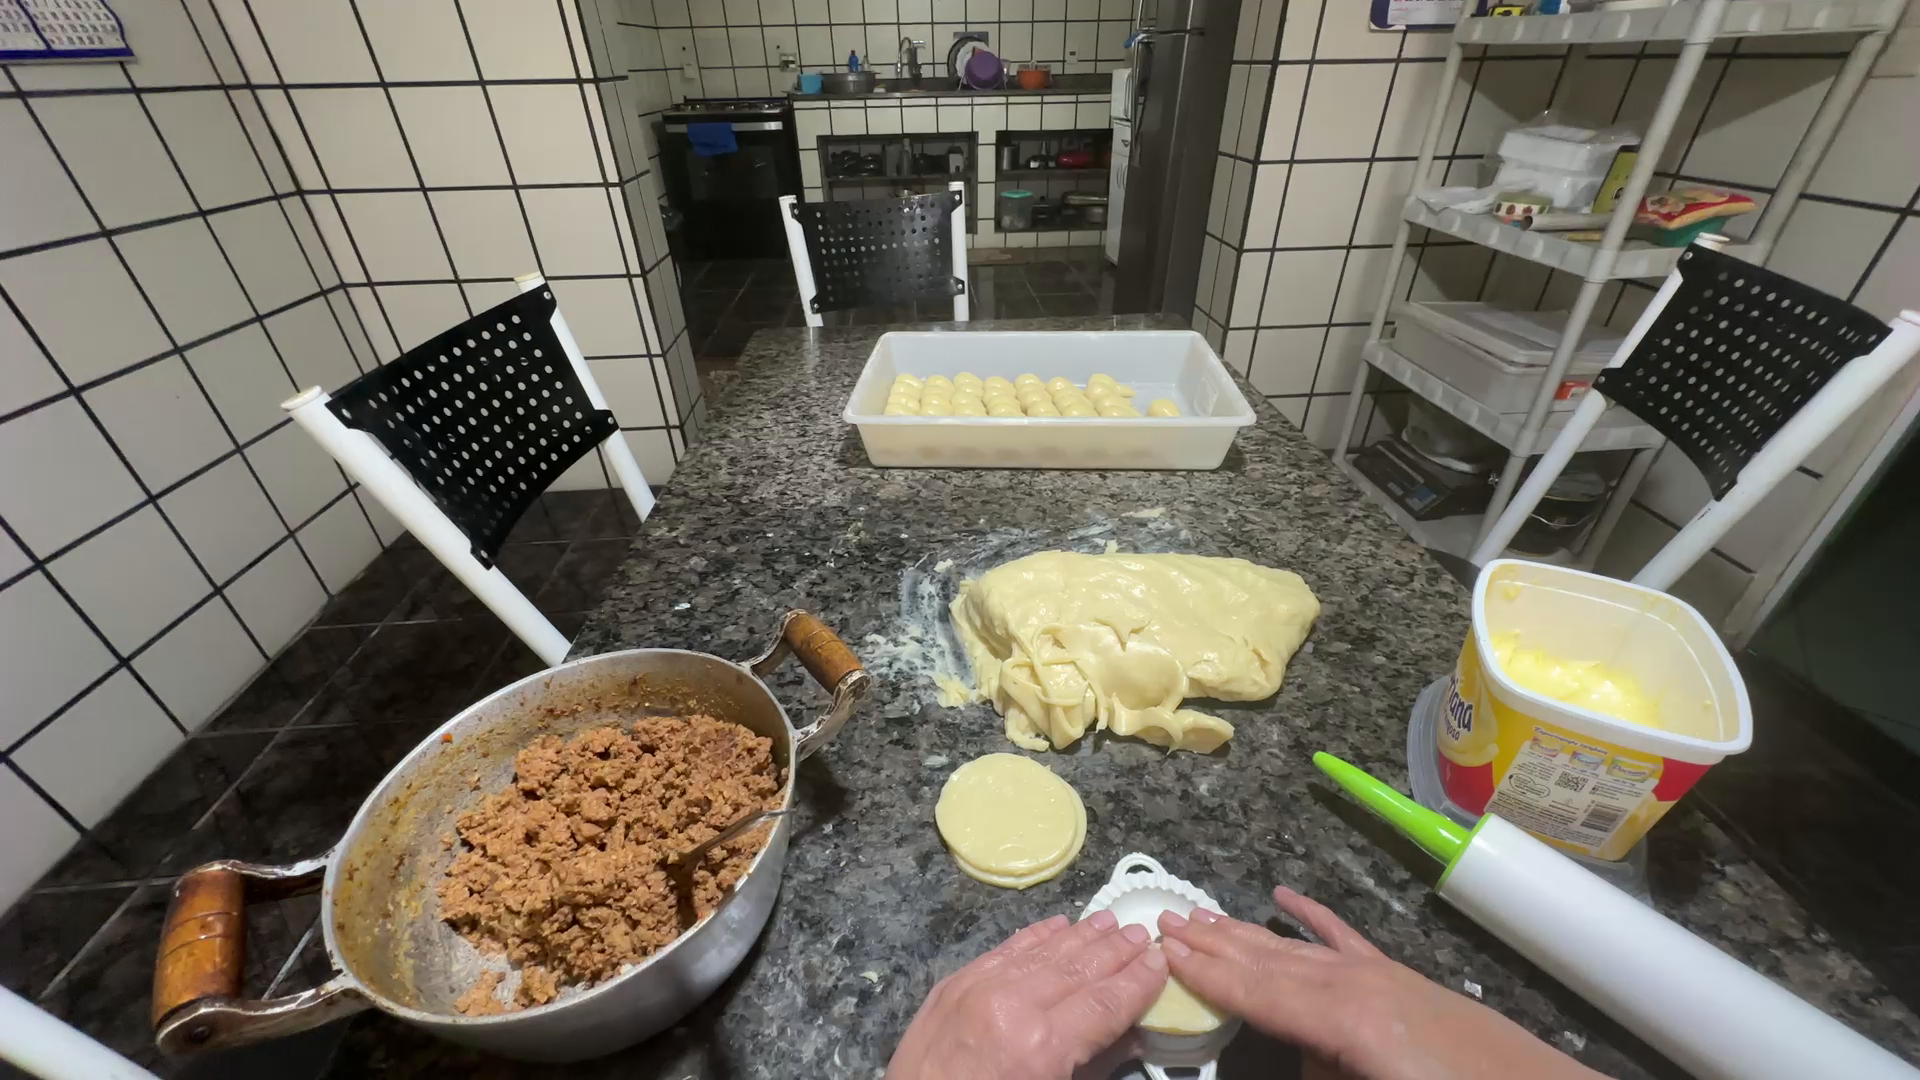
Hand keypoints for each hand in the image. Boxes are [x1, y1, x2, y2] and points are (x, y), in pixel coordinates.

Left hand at [888, 909, 1169, 1079]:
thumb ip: (1094, 1067)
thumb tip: (1131, 1036)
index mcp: (1041, 1046)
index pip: (1103, 1003)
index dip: (1136, 982)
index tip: (1160, 960)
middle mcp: (1012, 1004)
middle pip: (1077, 969)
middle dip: (1115, 951)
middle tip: (1143, 933)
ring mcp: (980, 986)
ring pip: (1044, 950)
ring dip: (1081, 935)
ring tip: (1110, 921)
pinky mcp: (956, 981)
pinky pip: (1006, 948)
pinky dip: (1036, 936)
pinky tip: (1059, 924)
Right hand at [1157, 886, 1604, 1079]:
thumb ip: (1322, 1073)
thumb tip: (1295, 1056)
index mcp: (1346, 1021)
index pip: (1259, 992)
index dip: (1208, 972)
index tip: (1163, 946)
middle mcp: (1353, 985)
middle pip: (1267, 959)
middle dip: (1213, 942)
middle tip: (1163, 919)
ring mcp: (1378, 975)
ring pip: (1295, 946)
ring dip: (1244, 930)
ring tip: (1201, 914)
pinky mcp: (1400, 976)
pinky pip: (1344, 938)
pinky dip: (1310, 914)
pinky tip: (1283, 894)